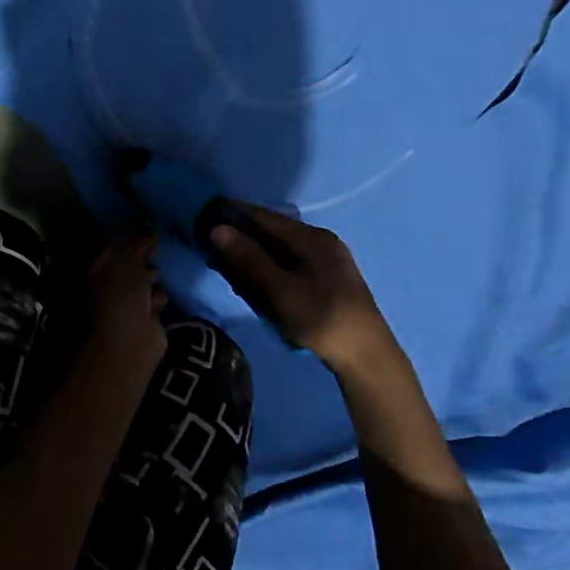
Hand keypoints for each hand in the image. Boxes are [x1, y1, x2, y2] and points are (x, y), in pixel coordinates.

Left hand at [81, 232, 168, 385]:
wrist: (131, 338)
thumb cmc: (123, 294)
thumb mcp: (129, 260)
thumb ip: (139, 242)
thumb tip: (151, 230)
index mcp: (99, 270)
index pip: (115, 247)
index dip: (132, 236)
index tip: (151, 228)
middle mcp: (111, 285)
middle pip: (132, 264)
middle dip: (144, 258)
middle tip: (156, 251)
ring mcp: (128, 303)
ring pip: (145, 281)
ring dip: (153, 278)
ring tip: (155, 279)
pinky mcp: (146, 317)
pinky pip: (156, 299)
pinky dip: (159, 298)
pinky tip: (158, 301)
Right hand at [209, 203, 397, 371]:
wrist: (364, 354)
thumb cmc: (320, 318)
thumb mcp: (279, 289)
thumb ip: (248, 258)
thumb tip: (217, 229)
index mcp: (312, 238)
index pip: (265, 217)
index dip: (234, 214)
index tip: (205, 216)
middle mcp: (321, 242)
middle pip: (272, 232)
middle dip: (241, 238)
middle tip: (212, 250)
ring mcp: (326, 261)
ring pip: (280, 250)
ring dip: (253, 256)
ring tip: (229, 268)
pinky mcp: (326, 280)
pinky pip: (289, 264)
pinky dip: (268, 268)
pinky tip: (256, 283)